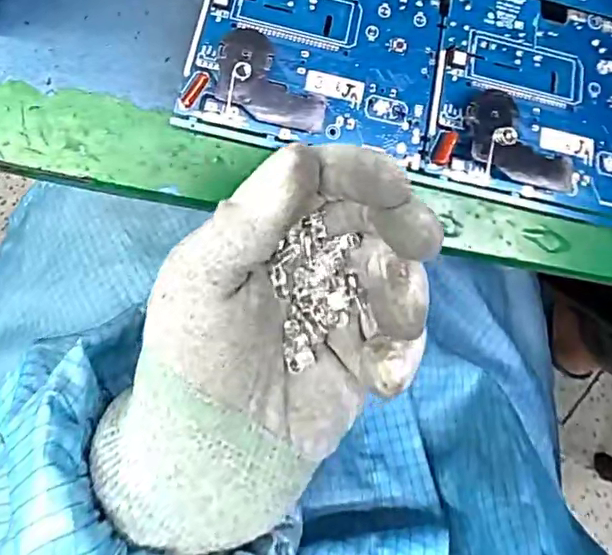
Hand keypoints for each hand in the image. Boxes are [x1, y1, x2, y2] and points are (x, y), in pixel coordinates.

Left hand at [91, 144, 442, 553]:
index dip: (360, 172)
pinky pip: (401, 335)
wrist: (205, 455)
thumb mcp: (203, 276)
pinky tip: (382, 379)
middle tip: (420, 239)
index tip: (393, 184)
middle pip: (373, 214)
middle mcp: (314, 252)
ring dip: (407, 287)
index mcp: (275, 223)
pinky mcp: (363, 350)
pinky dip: (405, 349)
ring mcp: (342, 299)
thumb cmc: (191, 352)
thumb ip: (249, 219)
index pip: (324, 178)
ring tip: (395, 321)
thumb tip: (301, 156)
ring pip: (397, 269)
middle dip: (403, 220)